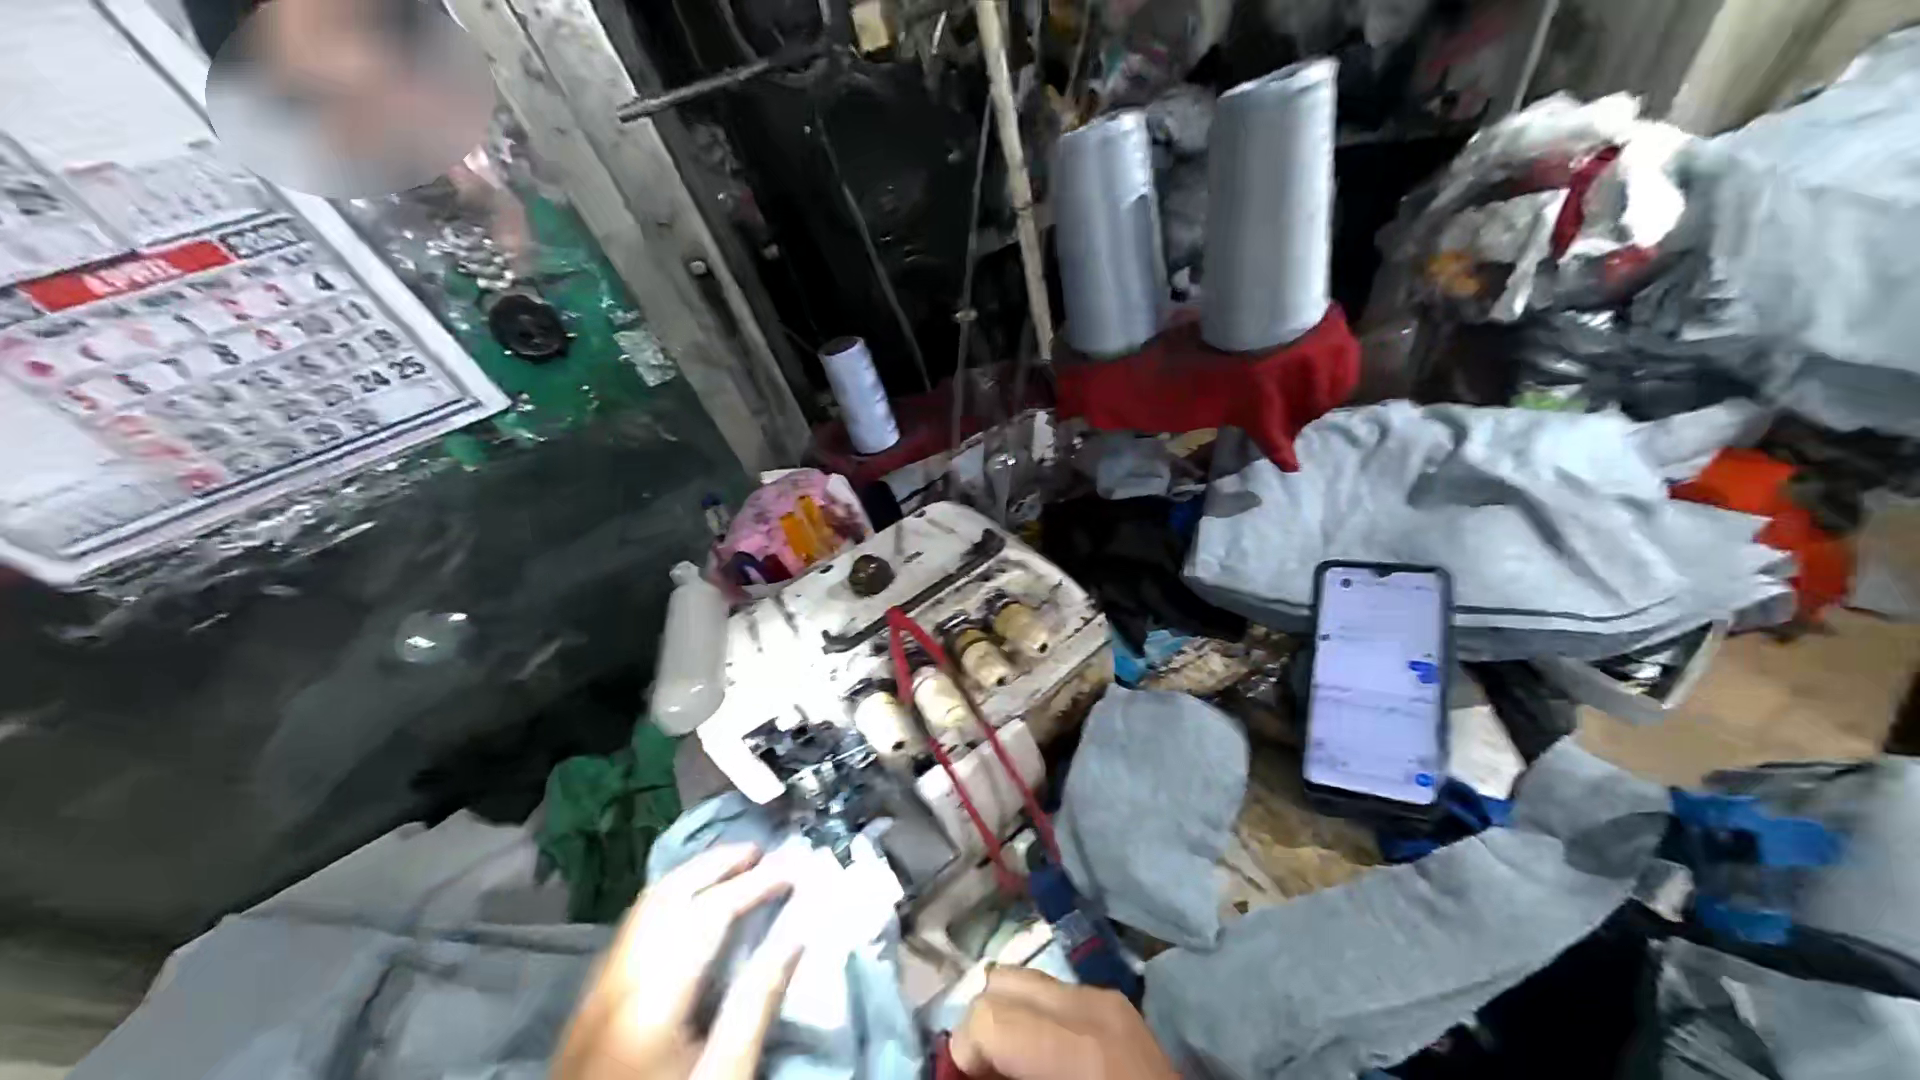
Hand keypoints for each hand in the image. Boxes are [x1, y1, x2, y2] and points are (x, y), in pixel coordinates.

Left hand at [555, 845, 802, 1079]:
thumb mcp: (725, 1079)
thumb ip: (757, 1002)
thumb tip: (794, 935)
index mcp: (650, 1001)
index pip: (708, 913)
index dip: (755, 884)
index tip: (795, 869)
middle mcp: (615, 982)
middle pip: (667, 897)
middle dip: (717, 865)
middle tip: (763, 854)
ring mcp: (594, 993)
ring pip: (643, 908)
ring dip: (691, 878)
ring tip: (734, 869)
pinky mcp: (588, 1008)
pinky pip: (631, 930)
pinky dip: (667, 902)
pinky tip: (690, 908)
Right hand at [951, 968, 1180, 1079]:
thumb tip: (961, 1066)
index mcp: (1079, 1047)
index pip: (988, 1015)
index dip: (963, 1051)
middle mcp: (1091, 1003)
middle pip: (1000, 982)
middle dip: (981, 1026)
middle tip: (983, 1072)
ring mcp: (1106, 996)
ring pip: (1024, 977)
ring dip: (1007, 1016)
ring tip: (1011, 1061)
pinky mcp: (1115, 1000)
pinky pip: (1053, 990)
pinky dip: (1034, 1016)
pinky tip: (1043, 1054)